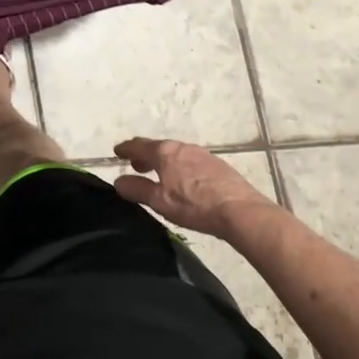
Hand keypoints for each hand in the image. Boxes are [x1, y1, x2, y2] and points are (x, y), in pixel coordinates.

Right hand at [112, 137, 276, 238]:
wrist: (242, 213)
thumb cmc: (194, 205)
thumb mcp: (159, 201)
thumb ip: (136, 189)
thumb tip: (119, 181)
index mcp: (164, 152)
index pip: (138, 146)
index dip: (125, 149)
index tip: (117, 152)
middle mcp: (182, 147)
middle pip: (158, 147)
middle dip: (145, 155)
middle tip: (137, 166)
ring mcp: (204, 155)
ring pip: (177, 154)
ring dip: (165, 162)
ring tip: (161, 174)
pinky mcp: (220, 166)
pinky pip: (192, 162)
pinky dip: (182, 167)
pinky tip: (186, 181)